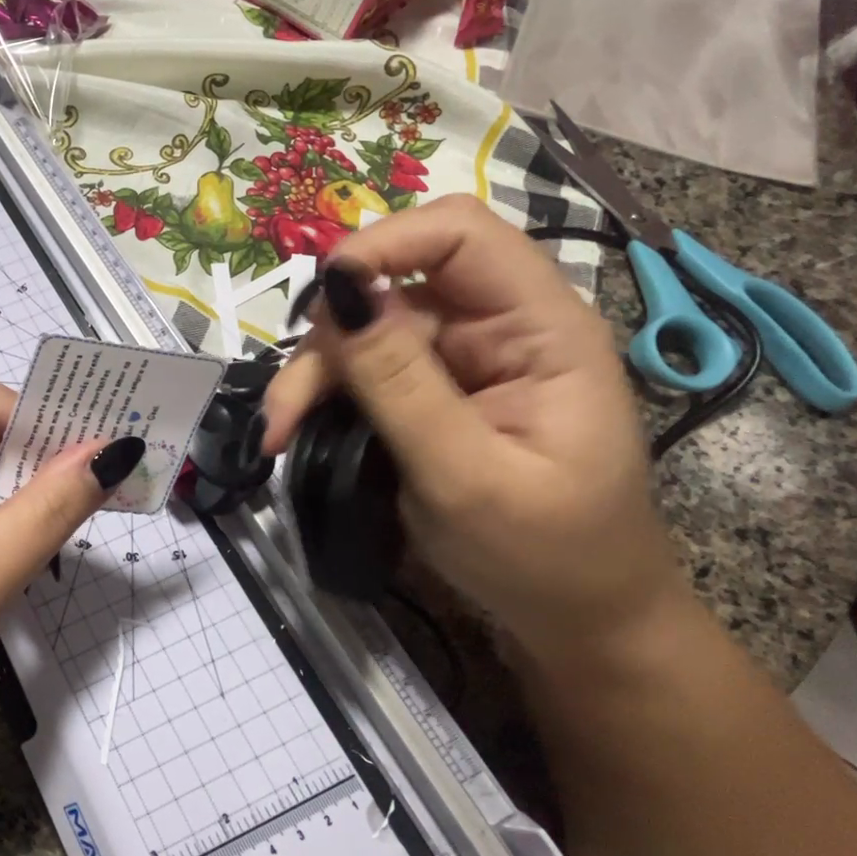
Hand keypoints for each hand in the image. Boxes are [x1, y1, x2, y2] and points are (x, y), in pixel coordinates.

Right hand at [262, 196, 685, 659]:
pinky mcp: (430, 388)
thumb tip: (338, 289)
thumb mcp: (464, 473)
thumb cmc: (545, 555)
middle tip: (288, 404)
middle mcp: (499, 326)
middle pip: (392, 282)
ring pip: (361, 326)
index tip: (322, 301)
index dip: (384, 244)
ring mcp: (461, 357)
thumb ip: (399, 381)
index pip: (459, 233)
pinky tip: (292, 430)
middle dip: (330, 335)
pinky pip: (359, 367)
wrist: (577, 621)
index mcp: (542, 328)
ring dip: (312, 373)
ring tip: (279, 431)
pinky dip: (319, 394)